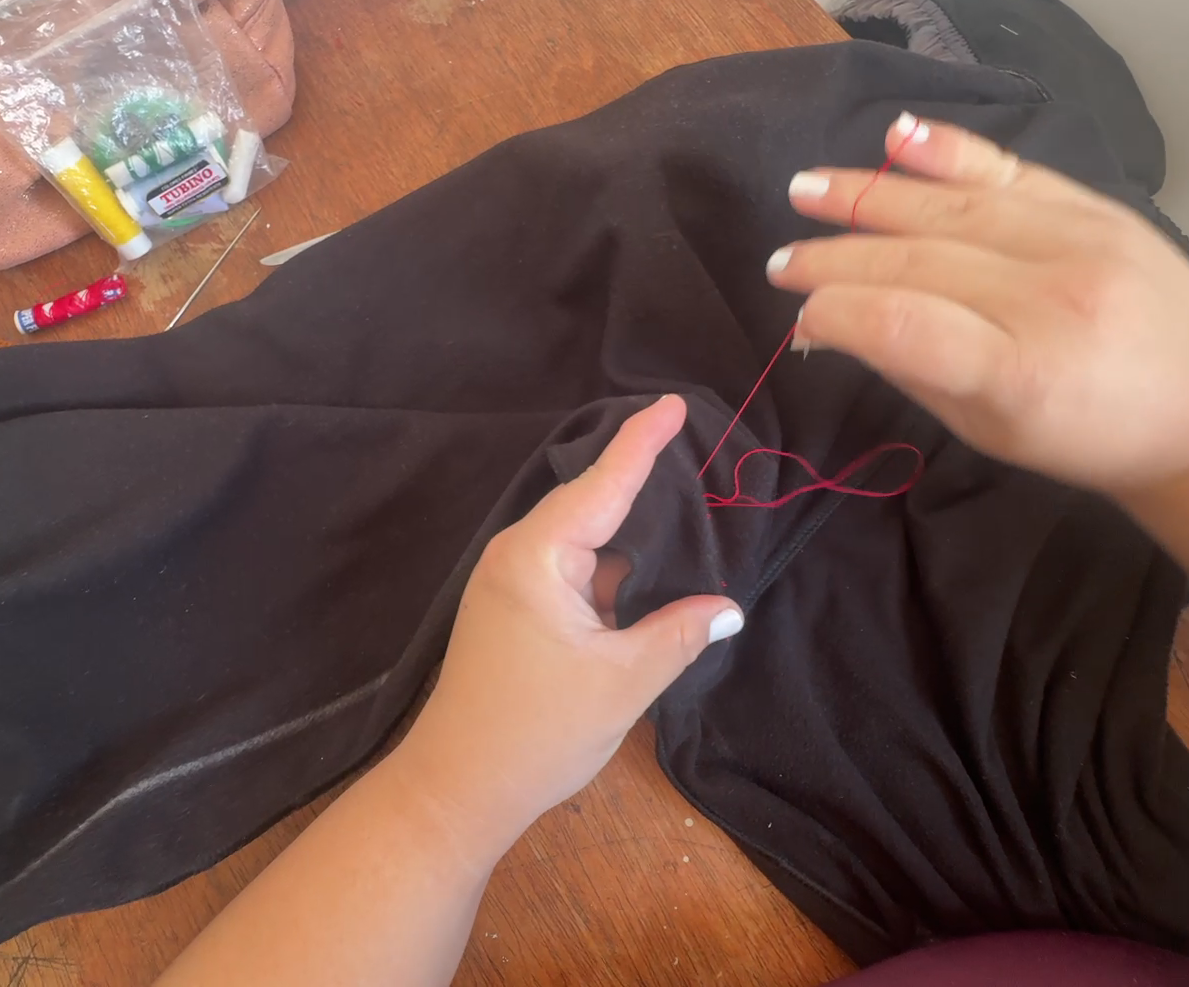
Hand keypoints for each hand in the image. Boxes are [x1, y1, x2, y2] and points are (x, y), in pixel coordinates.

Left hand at [390, 396, 743, 844]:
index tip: (672, 403)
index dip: (641, 443)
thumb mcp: (621, 682)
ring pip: (582, 543)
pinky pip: (571, 572)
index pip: (601, 485)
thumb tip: (728, 607)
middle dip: (640, 485)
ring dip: (628, 539)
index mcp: (538, 557)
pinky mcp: (515, 608)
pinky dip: (608, 572)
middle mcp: (518, 555)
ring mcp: (512, 581)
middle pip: (590, 507)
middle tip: (697, 456)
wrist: (460, 785)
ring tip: (688, 517)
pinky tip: (647, 577)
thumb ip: (678, 634)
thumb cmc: (537, 731)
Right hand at [768, 113, 1188, 491]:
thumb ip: (905, 364)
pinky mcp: (1095, 207)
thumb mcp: (979, 424)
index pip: (901, 324)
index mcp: (1019, 371)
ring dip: (865, 195)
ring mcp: (1079, 241)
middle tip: (780, 261)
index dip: (834, 312)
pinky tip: (895, 137)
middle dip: (832, 258)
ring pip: (948, 206)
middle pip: (913, 260)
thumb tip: (829, 322)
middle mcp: (1050, 296)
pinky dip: (945, 150)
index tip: (800, 316)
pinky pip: (1007, 169)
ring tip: (804, 190)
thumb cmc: (1079, 436)